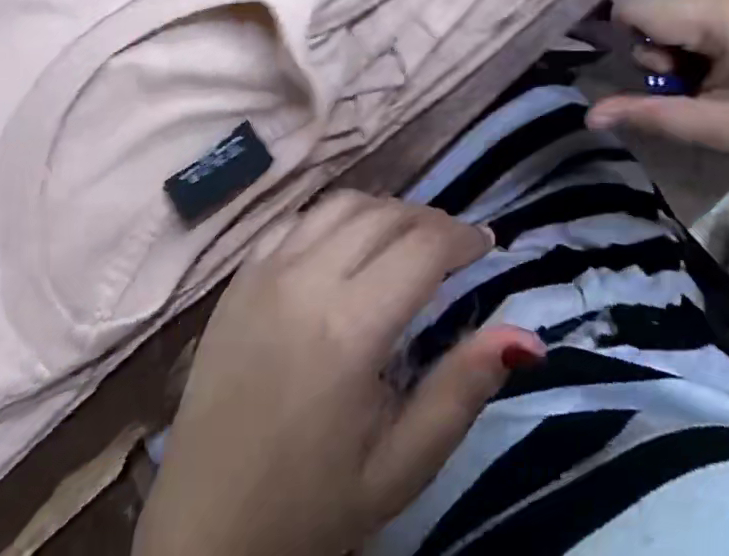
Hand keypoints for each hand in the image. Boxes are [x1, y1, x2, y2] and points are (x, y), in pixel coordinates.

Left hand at [135, 192, 544, 555]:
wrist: (204, 533)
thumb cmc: (313, 505)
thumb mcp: (403, 464)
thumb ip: (463, 390)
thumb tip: (525, 335)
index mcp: (349, 329)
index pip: (423, 247)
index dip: (464, 238)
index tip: (487, 246)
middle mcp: (304, 283)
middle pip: (385, 215)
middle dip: (432, 221)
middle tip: (455, 248)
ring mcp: (263, 276)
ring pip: (340, 206)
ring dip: (385, 211)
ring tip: (408, 240)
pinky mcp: (236, 283)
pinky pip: (295, 222)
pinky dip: (334, 218)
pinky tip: (347, 247)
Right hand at [586, 0, 728, 159]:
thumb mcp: (715, 126)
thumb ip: (648, 116)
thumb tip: (589, 116)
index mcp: (712, 8)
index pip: (629, 12)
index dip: (628, 50)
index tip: (660, 82)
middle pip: (646, 15)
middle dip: (657, 58)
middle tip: (698, 89)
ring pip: (662, 17)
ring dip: (674, 56)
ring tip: (715, 83)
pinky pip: (683, 15)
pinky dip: (690, 46)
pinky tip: (724, 69)